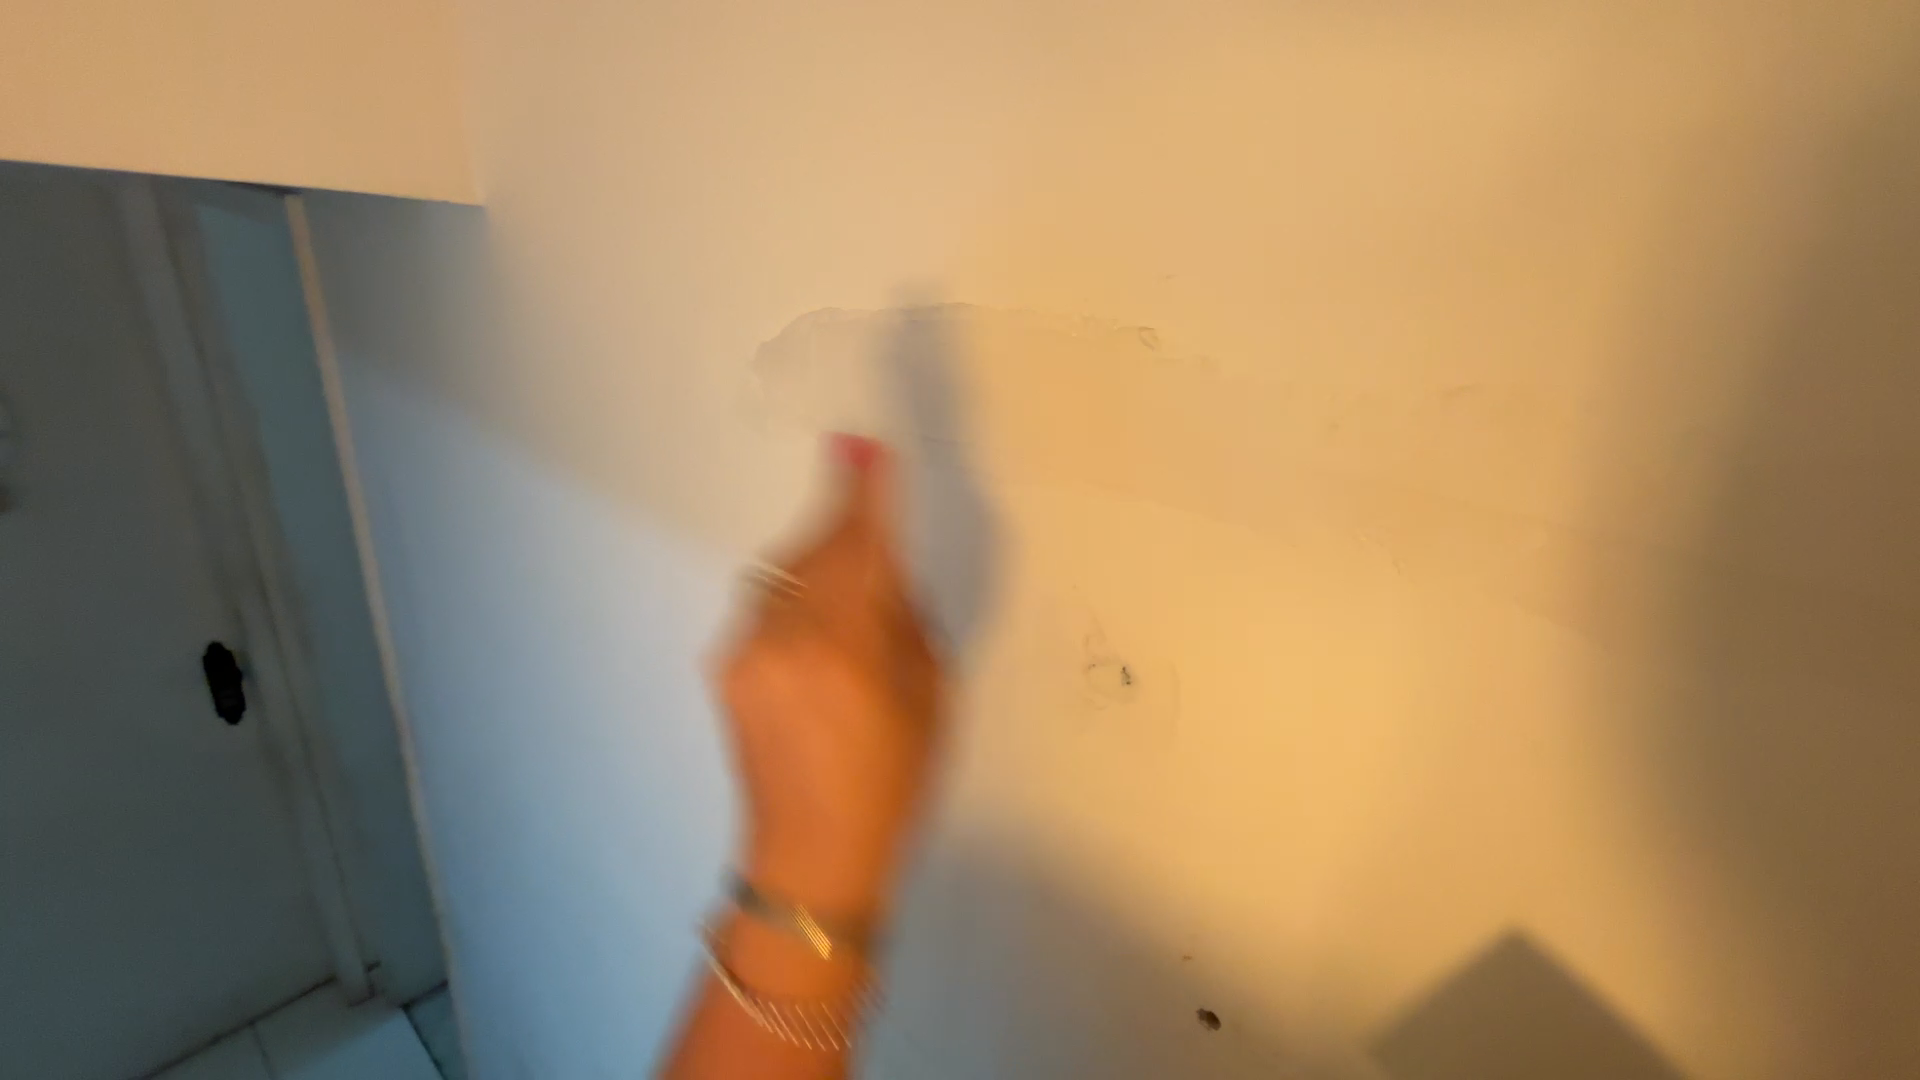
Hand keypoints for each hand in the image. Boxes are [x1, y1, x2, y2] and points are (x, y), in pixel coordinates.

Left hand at [714, 434, 942, 920]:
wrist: (811, 856)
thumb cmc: (892, 780)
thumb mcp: (931, 695)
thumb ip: (904, 619)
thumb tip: (883, 571)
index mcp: (851, 643)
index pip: (862, 543)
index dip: (865, 489)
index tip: (861, 442)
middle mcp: (788, 634)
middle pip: (817, 549)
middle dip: (846, 536)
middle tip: (876, 572)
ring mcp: (744, 649)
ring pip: (786, 575)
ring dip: (820, 574)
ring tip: (845, 628)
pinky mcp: (722, 666)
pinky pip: (767, 609)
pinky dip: (796, 609)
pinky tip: (813, 657)